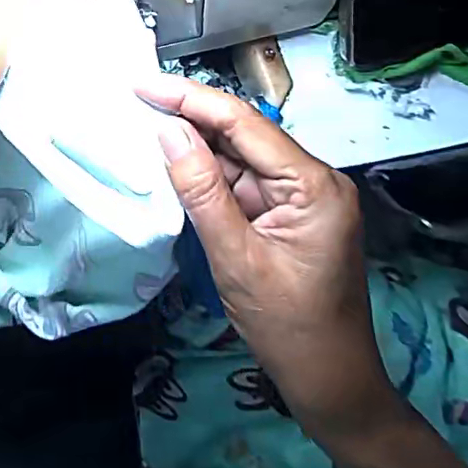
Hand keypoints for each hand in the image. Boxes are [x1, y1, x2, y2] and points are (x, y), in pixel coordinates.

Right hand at [136, 73, 397, 443]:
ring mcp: (298, 194)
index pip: (244, 123)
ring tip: (144, 124)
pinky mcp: (284, 210)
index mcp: (312, 184)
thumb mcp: (236, 258)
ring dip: (193, 144)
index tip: (145, 85)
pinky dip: (205, 172)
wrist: (330, 382)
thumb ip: (201, 191)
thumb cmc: (288, 327)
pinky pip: (239, 179)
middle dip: (188, 116)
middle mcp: (310, 178)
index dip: (191, 98)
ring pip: (236, 154)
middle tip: (137, 99)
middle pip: (241, 132)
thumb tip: (168, 132)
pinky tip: (172, 162)